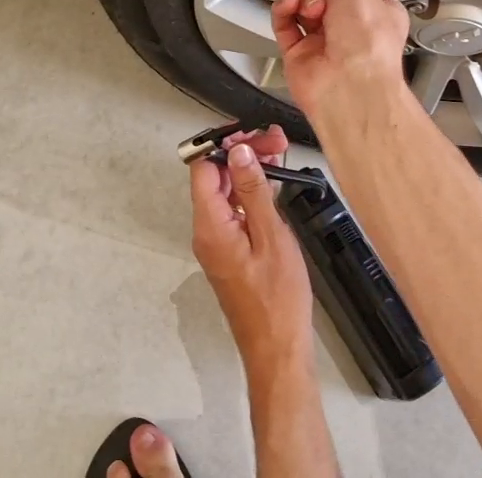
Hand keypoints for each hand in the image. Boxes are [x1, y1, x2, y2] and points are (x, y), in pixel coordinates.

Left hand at [189, 128, 314, 365]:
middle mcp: (207, 232)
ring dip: (249, 170)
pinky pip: (234, 210)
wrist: (278, 347)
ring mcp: (217, 242)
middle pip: (215, 177)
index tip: (253, 134)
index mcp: (210, 226)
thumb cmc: (277, 298)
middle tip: (275, 142)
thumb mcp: (271, 236)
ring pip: (226, 192)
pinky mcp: (230, 250)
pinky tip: (273, 183)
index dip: (225, 145)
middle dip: (242, 153)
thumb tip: (238, 152)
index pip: (203, 169)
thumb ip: (253, 191)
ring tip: (278, 154)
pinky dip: (252, 192)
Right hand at [270, 0, 411, 115]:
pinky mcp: (300, 52)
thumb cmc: (368, 46)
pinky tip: (289, 6)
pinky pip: (284, 22)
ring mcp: (324, 40)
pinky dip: (284, 11)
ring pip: (303, 3)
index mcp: (375, 7)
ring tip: (310, 3)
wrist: (348, 88)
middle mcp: (351, 25)